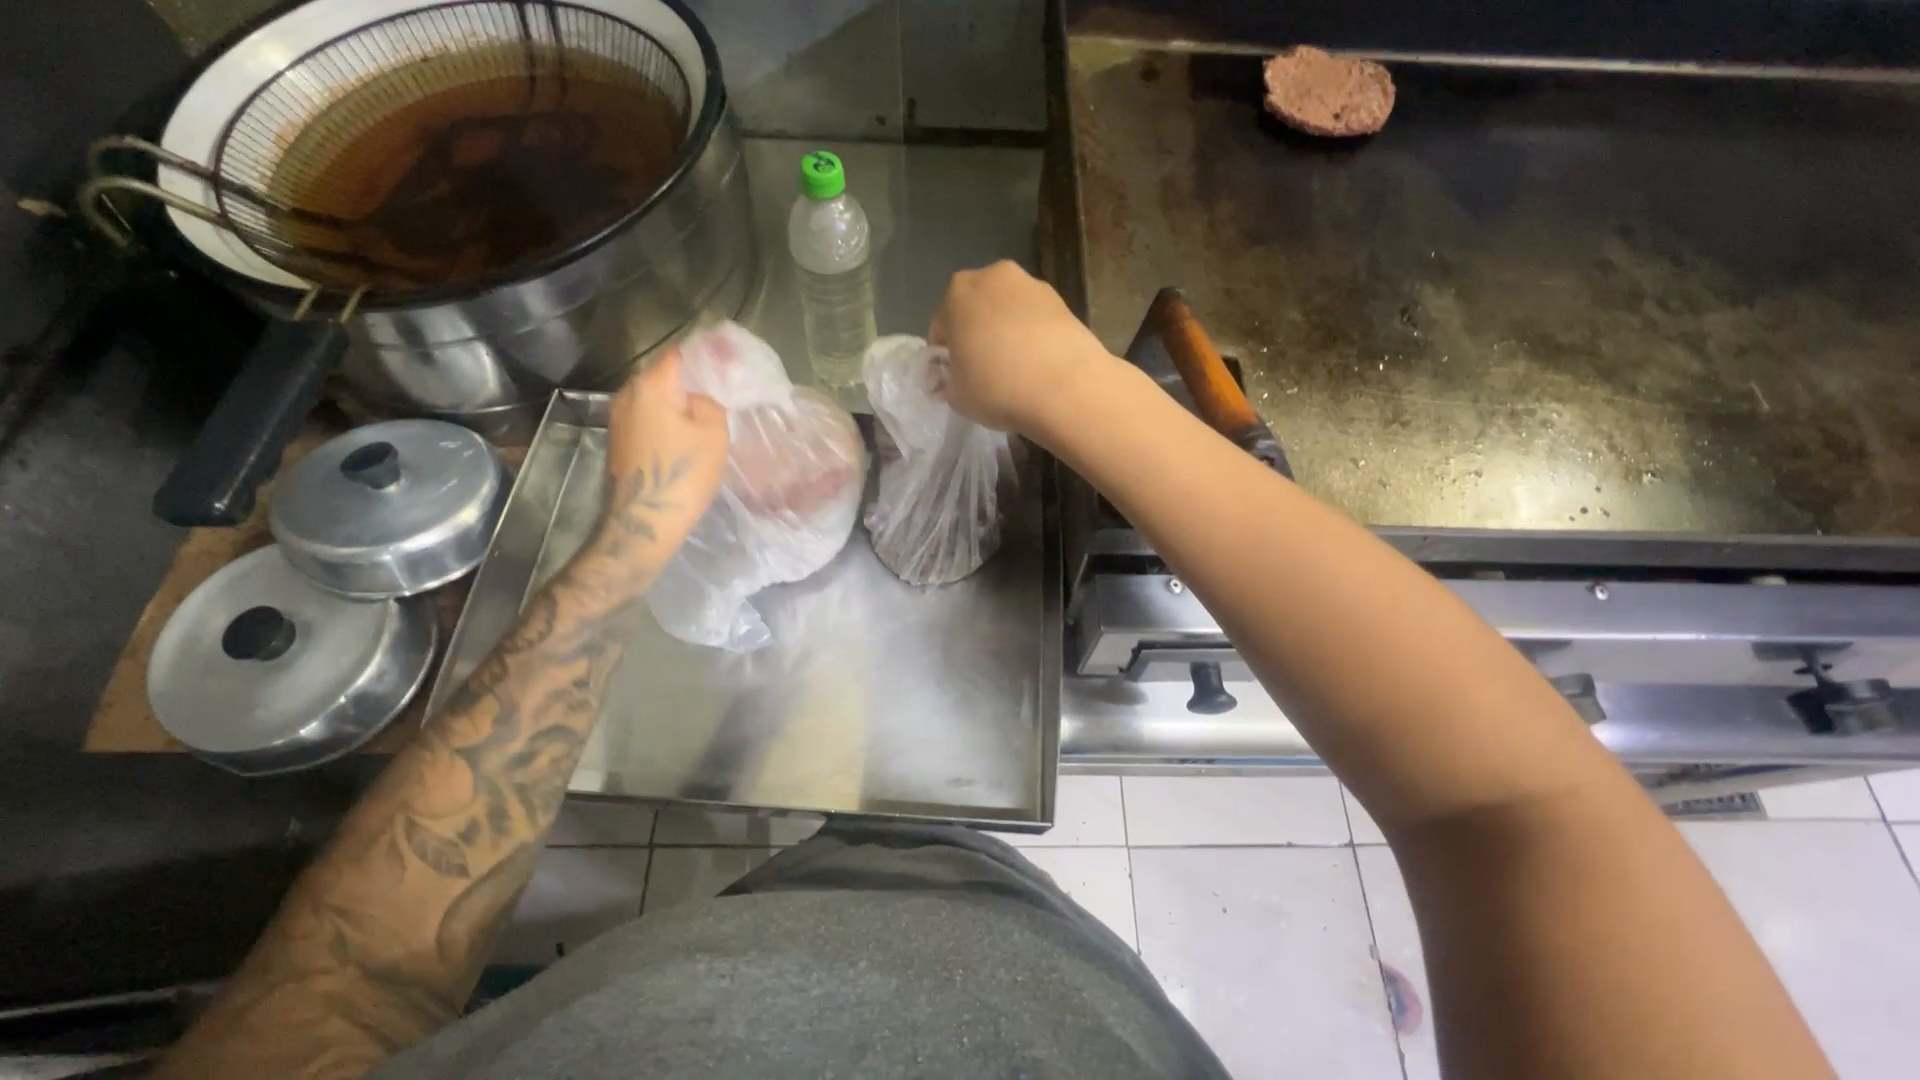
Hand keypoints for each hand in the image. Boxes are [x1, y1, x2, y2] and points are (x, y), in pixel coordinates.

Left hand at [587, 349, 728, 588]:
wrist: (644, 522)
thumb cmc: (683, 474)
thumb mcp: (714, 434)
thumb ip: (708, 405)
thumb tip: (694, 401)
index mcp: (651, 385)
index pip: (677, 355)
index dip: (701, 358)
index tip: (722, 369)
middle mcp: (627, 394)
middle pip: (661, 377)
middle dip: (685, 384)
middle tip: (714, 399)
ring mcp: (616, 418)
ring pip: (652, 400)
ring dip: (673, 407)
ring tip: (699, 422)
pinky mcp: (616, 441)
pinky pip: (644, 419)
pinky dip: (661, 423)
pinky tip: (680, 441)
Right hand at [927, 260, 1116, 436]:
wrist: (1065, 388)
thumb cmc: (996, 387)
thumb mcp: (956, 395)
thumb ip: (950, 380)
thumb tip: (958, 378)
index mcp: (957, 293)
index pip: (942, 325)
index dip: (946, 354)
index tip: (954, 377)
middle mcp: (994, 277)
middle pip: (977, 308)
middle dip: (977, 333)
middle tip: (984, 370)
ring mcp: (1033, 286)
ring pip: (1009, 311)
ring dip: (1007, 332)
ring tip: (1017, 369)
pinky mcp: (1064, 302)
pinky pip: (1037, 320)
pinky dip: (1034, 336)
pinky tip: (1040, 365)